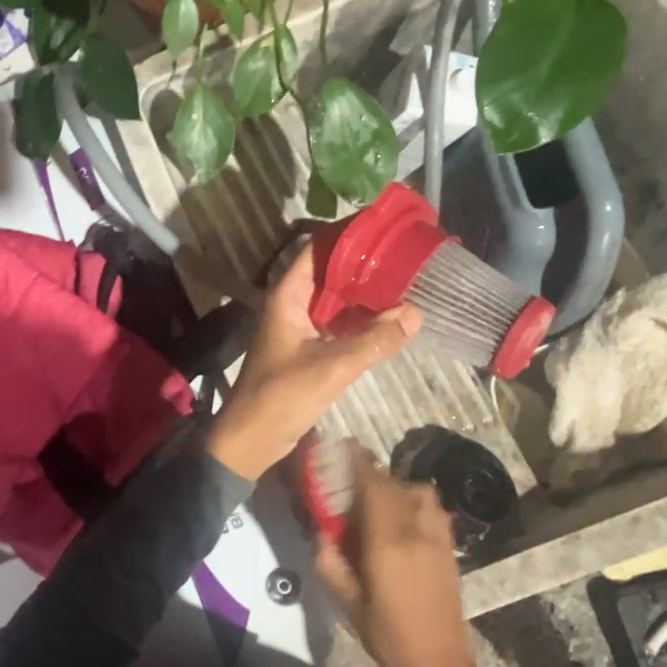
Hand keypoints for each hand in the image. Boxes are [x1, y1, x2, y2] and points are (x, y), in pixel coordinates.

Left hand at [206, 246, 419, 480]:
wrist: (251, 439)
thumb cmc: (281, 396)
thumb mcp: (331, 367)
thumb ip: (373, 341)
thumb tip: (415, 313)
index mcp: (287, 297)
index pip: (317, 250)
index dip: (347, 235)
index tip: (383, 227)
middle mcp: (293, 305)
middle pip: (331, 273)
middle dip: (365, 264)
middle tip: (406, 254)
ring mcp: (301, 327)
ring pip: (337, 300)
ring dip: (366, 293)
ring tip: (407, 279)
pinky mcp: (309, 349)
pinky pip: (338, 324)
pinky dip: (362, 319)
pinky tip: (392, 317)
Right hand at [315, 444, 491, 666]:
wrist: (440, 666)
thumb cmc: (388, 636)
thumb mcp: (347, 602)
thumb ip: (330, 561)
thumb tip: (321, 531)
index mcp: (388, 543)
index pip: (374, 487)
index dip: (358, 463)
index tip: (342, 448)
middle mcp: (416, 532)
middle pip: (395, 485)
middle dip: (372, 474)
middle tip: (350, 478)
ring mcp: (438, 539)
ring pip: (419, 492)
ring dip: (397, 487)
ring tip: (378, 500)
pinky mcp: (450, 549)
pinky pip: (433, 509)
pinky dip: (416, 501)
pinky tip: (403, 519)